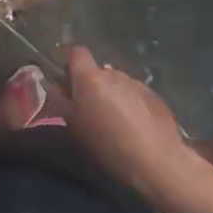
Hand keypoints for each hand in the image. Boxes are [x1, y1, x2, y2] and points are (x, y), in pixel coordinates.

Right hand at [67, 46, 192, 196]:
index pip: (77, 53)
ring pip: (118, 83)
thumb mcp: (76, 129)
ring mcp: (136, 83)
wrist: (155, 159)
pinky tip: (135, 125)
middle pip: (99, 72)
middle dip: (93, 87)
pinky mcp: (153, 94)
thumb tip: (57, 89)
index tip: (70, 83)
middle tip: (92, 112)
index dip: (71, 64)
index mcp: (91, 80)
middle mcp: (114, 74)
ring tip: (117, 122)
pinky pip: (134, 93)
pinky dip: (131, 103)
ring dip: (113, 95)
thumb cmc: (108, 146)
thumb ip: (63, 104)